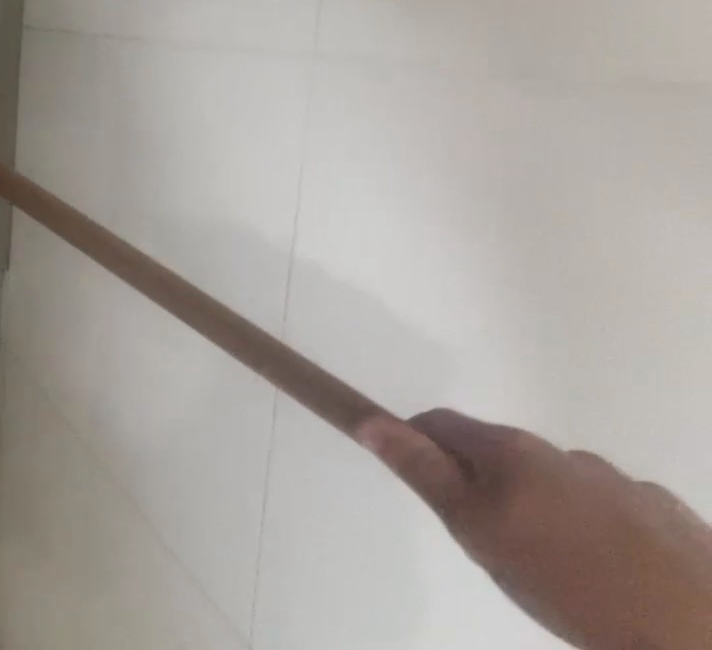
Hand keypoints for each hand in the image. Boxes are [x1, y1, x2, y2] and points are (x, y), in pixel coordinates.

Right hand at [358, 410, 711, 649]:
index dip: (414, 443)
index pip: (437, 422)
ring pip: (557, 481)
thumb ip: (422, 470)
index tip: (420, 483)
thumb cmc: (563, 579)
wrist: (692, 635)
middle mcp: (564, 453)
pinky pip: (614, 508)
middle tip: (485, 534)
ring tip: (551, 559)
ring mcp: (625, 484)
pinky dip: (596, 526)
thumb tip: (370, 421)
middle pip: (498, 452)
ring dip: (540, 503)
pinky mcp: (673, 519)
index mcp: (509, 450)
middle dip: (481, 481)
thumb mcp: (473, 528)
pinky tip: (605, 567)